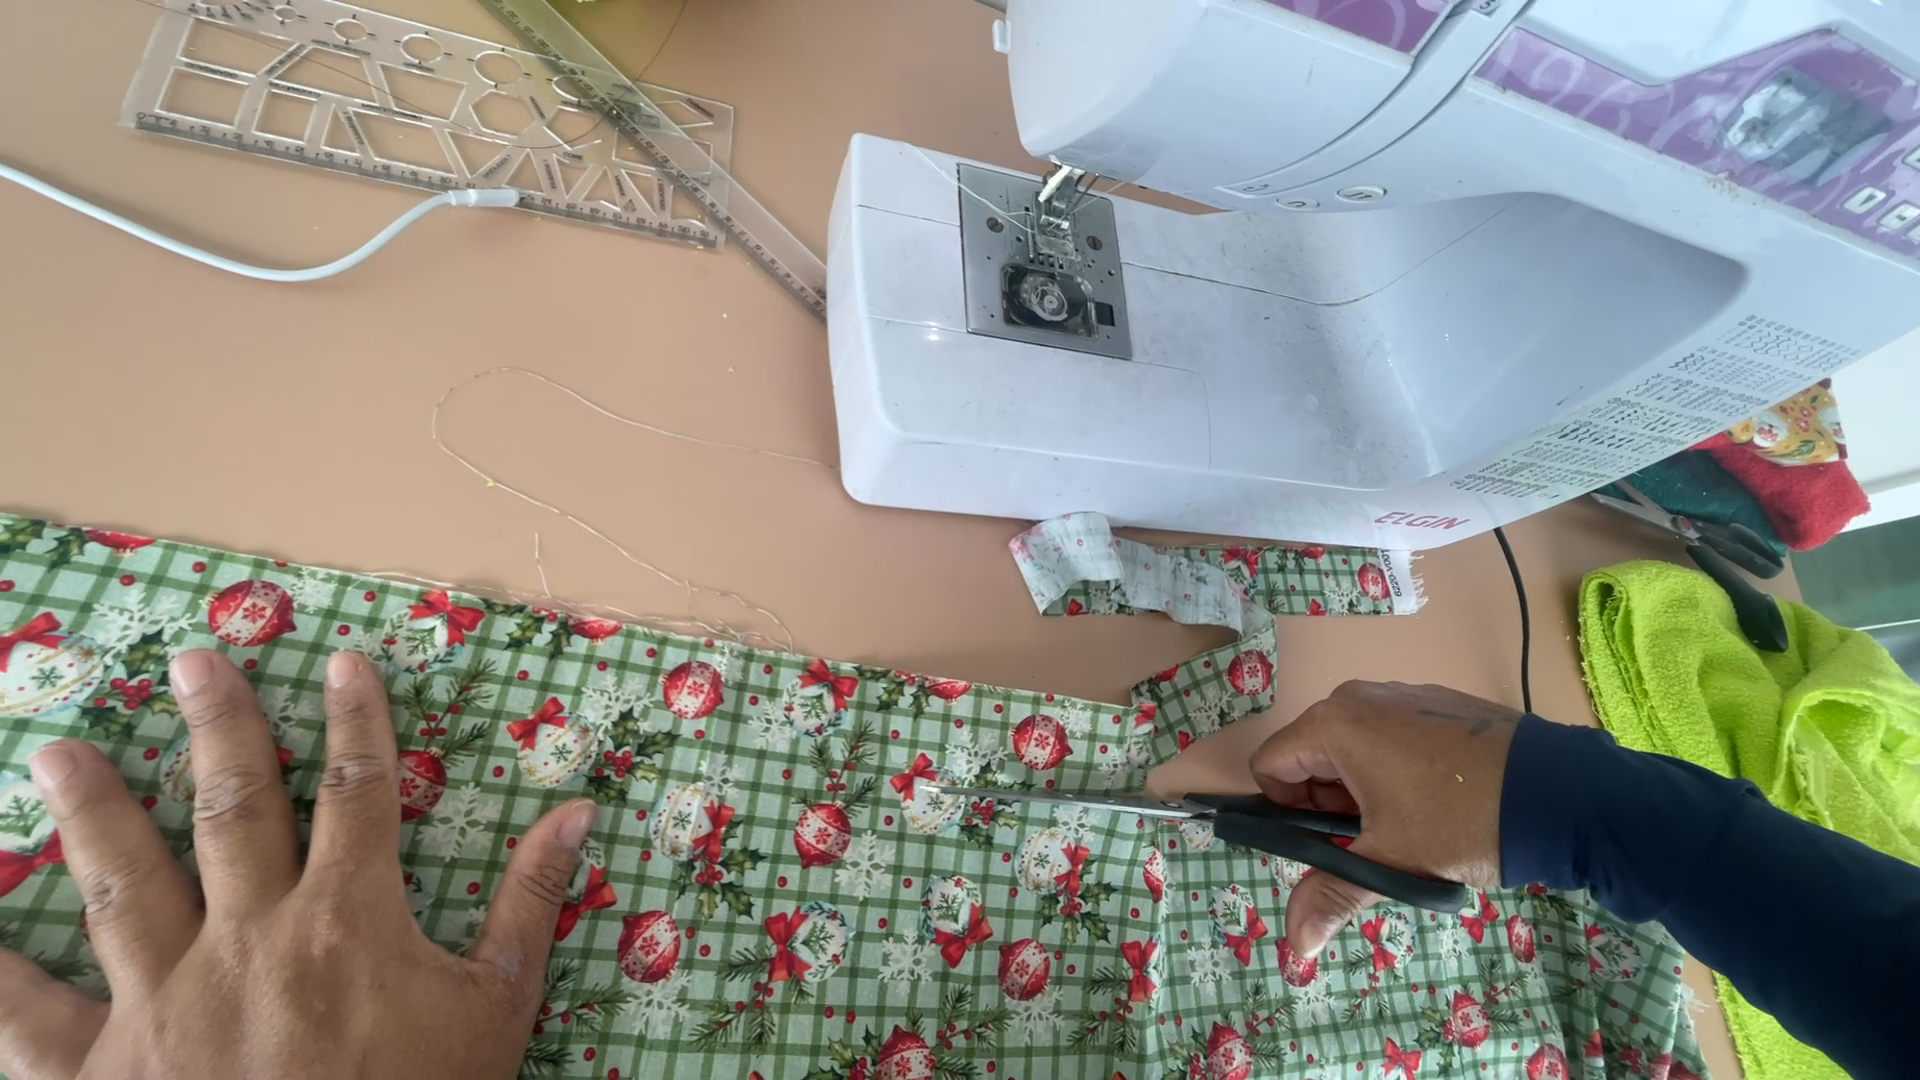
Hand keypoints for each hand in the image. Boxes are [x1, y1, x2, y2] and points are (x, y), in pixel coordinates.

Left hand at [0, 649, 595, 1079]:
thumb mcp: (501, 998)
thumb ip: (533, 896)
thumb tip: (578, 810)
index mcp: (348, 914)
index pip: (358, 788)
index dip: (356, 718)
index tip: (342, 660)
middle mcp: (248, 936)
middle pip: (233, 809)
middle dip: (217, 728)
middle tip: (193, 660)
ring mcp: (158, 1004)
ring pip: (120, 885)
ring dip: (93, 810)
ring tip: (61, 747)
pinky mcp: (90, 1075)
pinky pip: (20, 1021)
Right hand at [1249, 680, 1520, 957]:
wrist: (1569, 793)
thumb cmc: (1465, 821)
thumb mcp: (1396, 861)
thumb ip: (1335, 895)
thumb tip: (1296, 948)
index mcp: (1332, 724)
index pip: (1270, 765)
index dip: (1288, 809)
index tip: (1335, 837)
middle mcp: (1353, 697)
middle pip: (1309, 755)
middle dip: (1329, 801)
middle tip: (1379, 834)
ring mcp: (1395, 693)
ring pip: (1348, 745)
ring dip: (1361, 786)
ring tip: (1413, 817)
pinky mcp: (1431, 697)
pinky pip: (1385, 731)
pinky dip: (1393, 764)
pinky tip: (1439, 793)